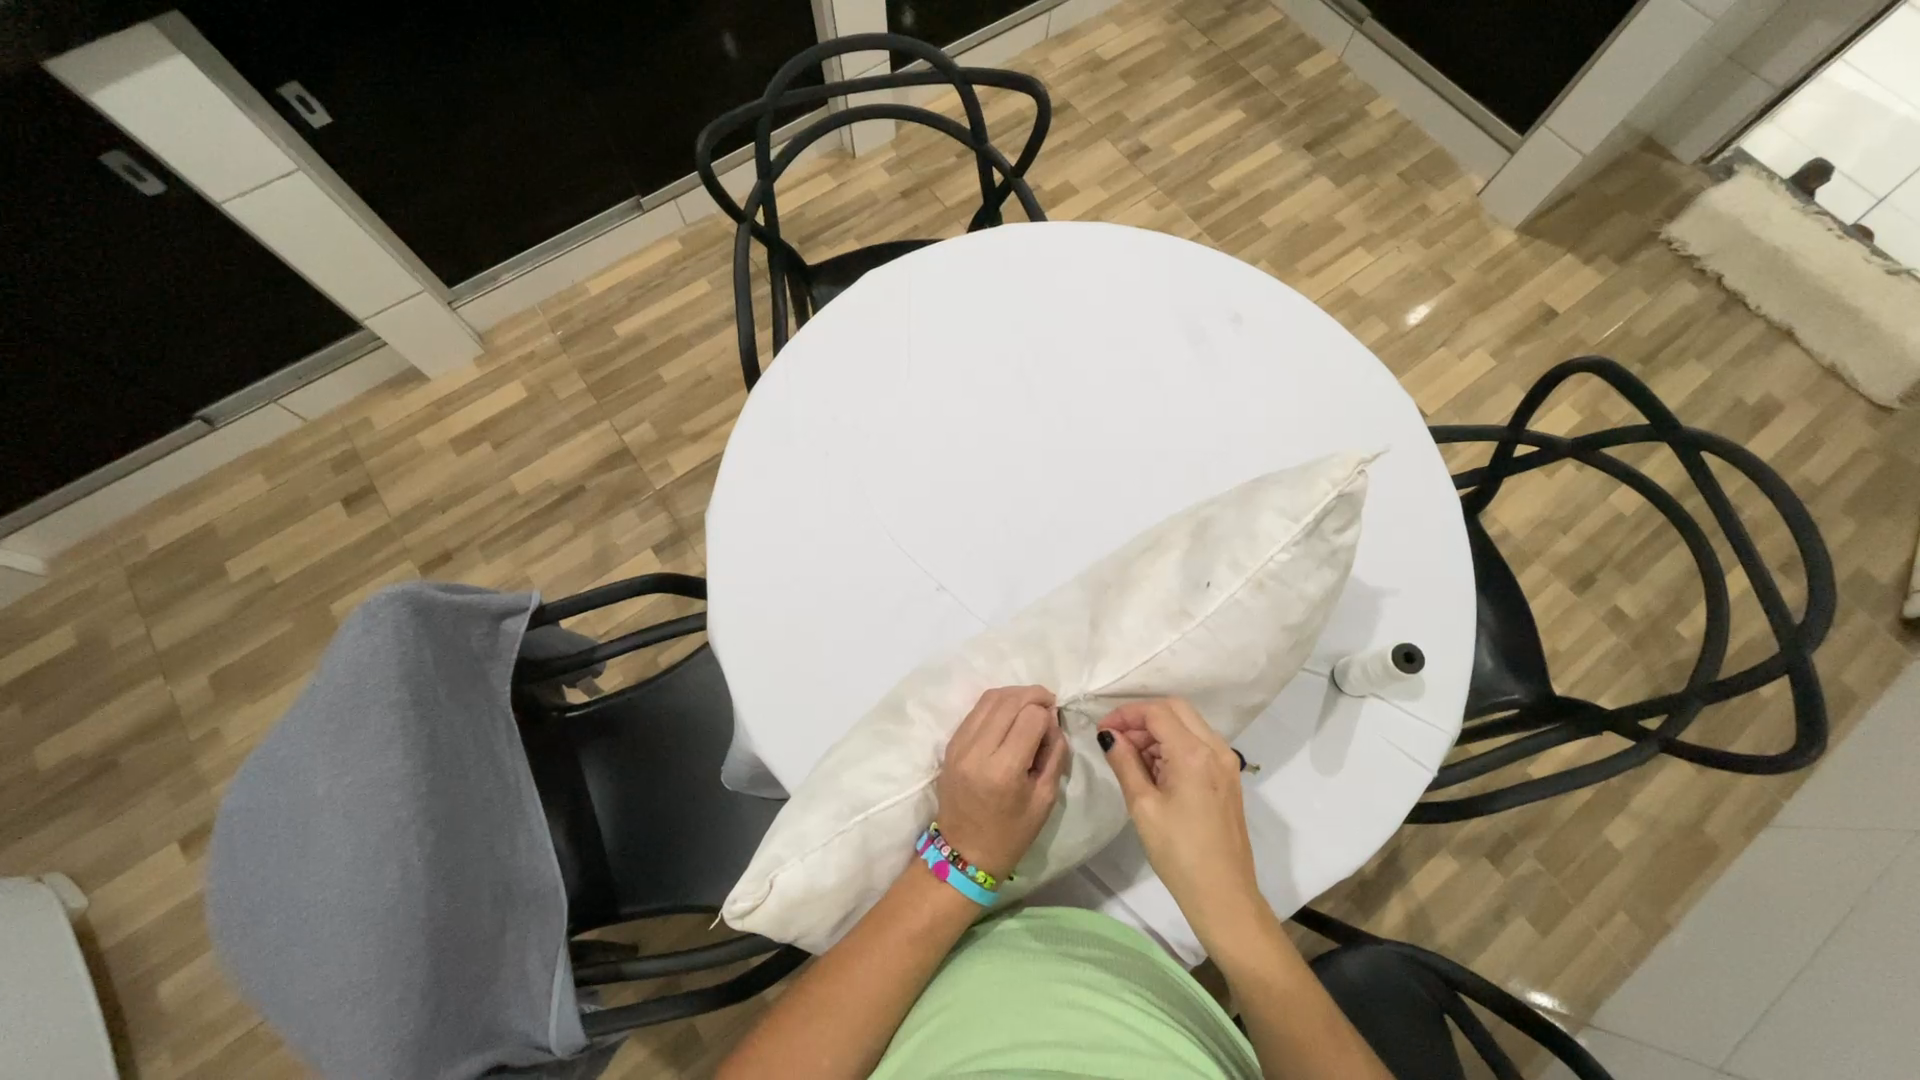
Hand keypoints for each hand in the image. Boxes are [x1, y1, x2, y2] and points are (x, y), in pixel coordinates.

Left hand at [935, 686, 1069, 878]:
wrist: (964, 853)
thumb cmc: (1011, 834)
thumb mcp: (1045, 798)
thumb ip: (1054, 754)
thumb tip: (1051, 719)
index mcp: (1003, 770)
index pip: (1031, 718)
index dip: (1048, 717)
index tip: (1053, 729)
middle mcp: (977, 751)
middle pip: (1009, 700)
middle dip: (1034, 695)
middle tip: (1048, 704)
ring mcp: (959, 745)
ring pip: (990, 698)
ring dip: (1014, 695)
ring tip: (1030, 705)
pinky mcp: (950, 744)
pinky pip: (975, 710)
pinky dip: (996, 705)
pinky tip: (1009, 715)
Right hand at [1098, 698, 1266, 947]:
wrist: (1222, 894)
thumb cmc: (1178, 852)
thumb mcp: (1143, 806)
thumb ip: (1125, 763)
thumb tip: (1110, 736)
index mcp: (1194, 753)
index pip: (1157, 712)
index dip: (1126, 715)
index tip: (1103, 731)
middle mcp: (1216, 749)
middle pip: (1176, 710)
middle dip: (1142, 718)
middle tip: (1116, 739)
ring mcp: (1226, 763)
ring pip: (1189, 725)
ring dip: (1158, 731)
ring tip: (1130, 757)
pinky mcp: (1227, 778)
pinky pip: (1199, 745)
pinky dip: (1174, 745)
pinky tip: (1154, 769)